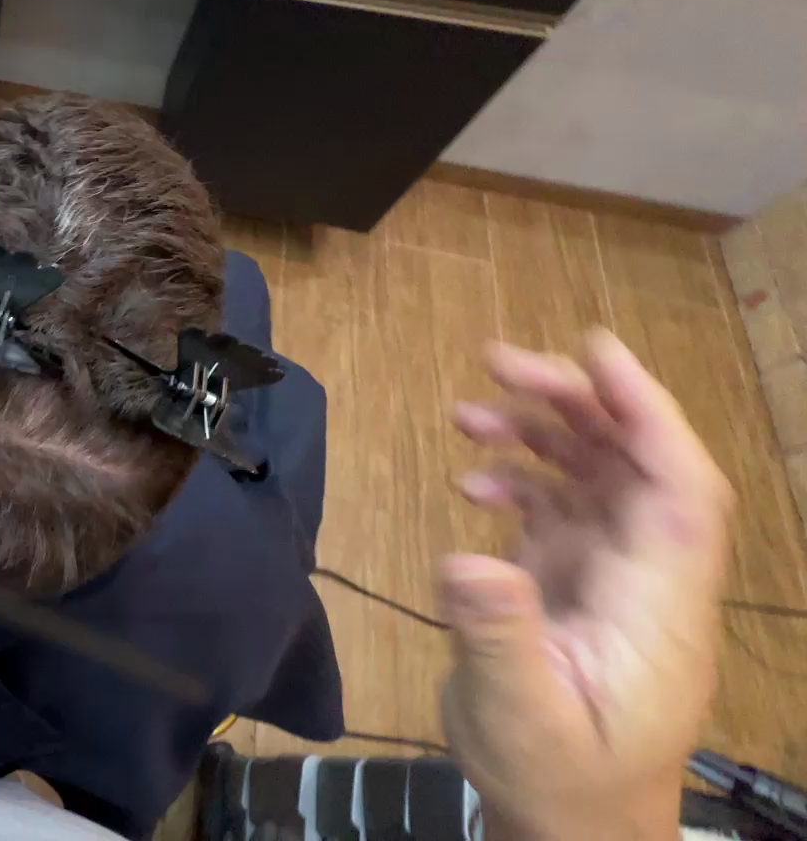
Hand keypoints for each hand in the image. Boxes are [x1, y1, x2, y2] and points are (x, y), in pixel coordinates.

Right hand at [443, 329, 729, 840]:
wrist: (568, 821)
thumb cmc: (553, 774)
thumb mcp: (518, 711)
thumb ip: (499, 635)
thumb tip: (469, 556)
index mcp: (656, 607)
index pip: (676, 490)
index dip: (647, 414)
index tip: (595, 350)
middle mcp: (645, 581)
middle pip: (635, 469)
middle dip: (579, 404)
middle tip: (498, 363)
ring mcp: (610, 581)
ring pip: (597, 481)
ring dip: (543, 434)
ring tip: (469, 410)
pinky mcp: (572, 585)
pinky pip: (559, 511)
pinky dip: (517, 480)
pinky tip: (471, 482)